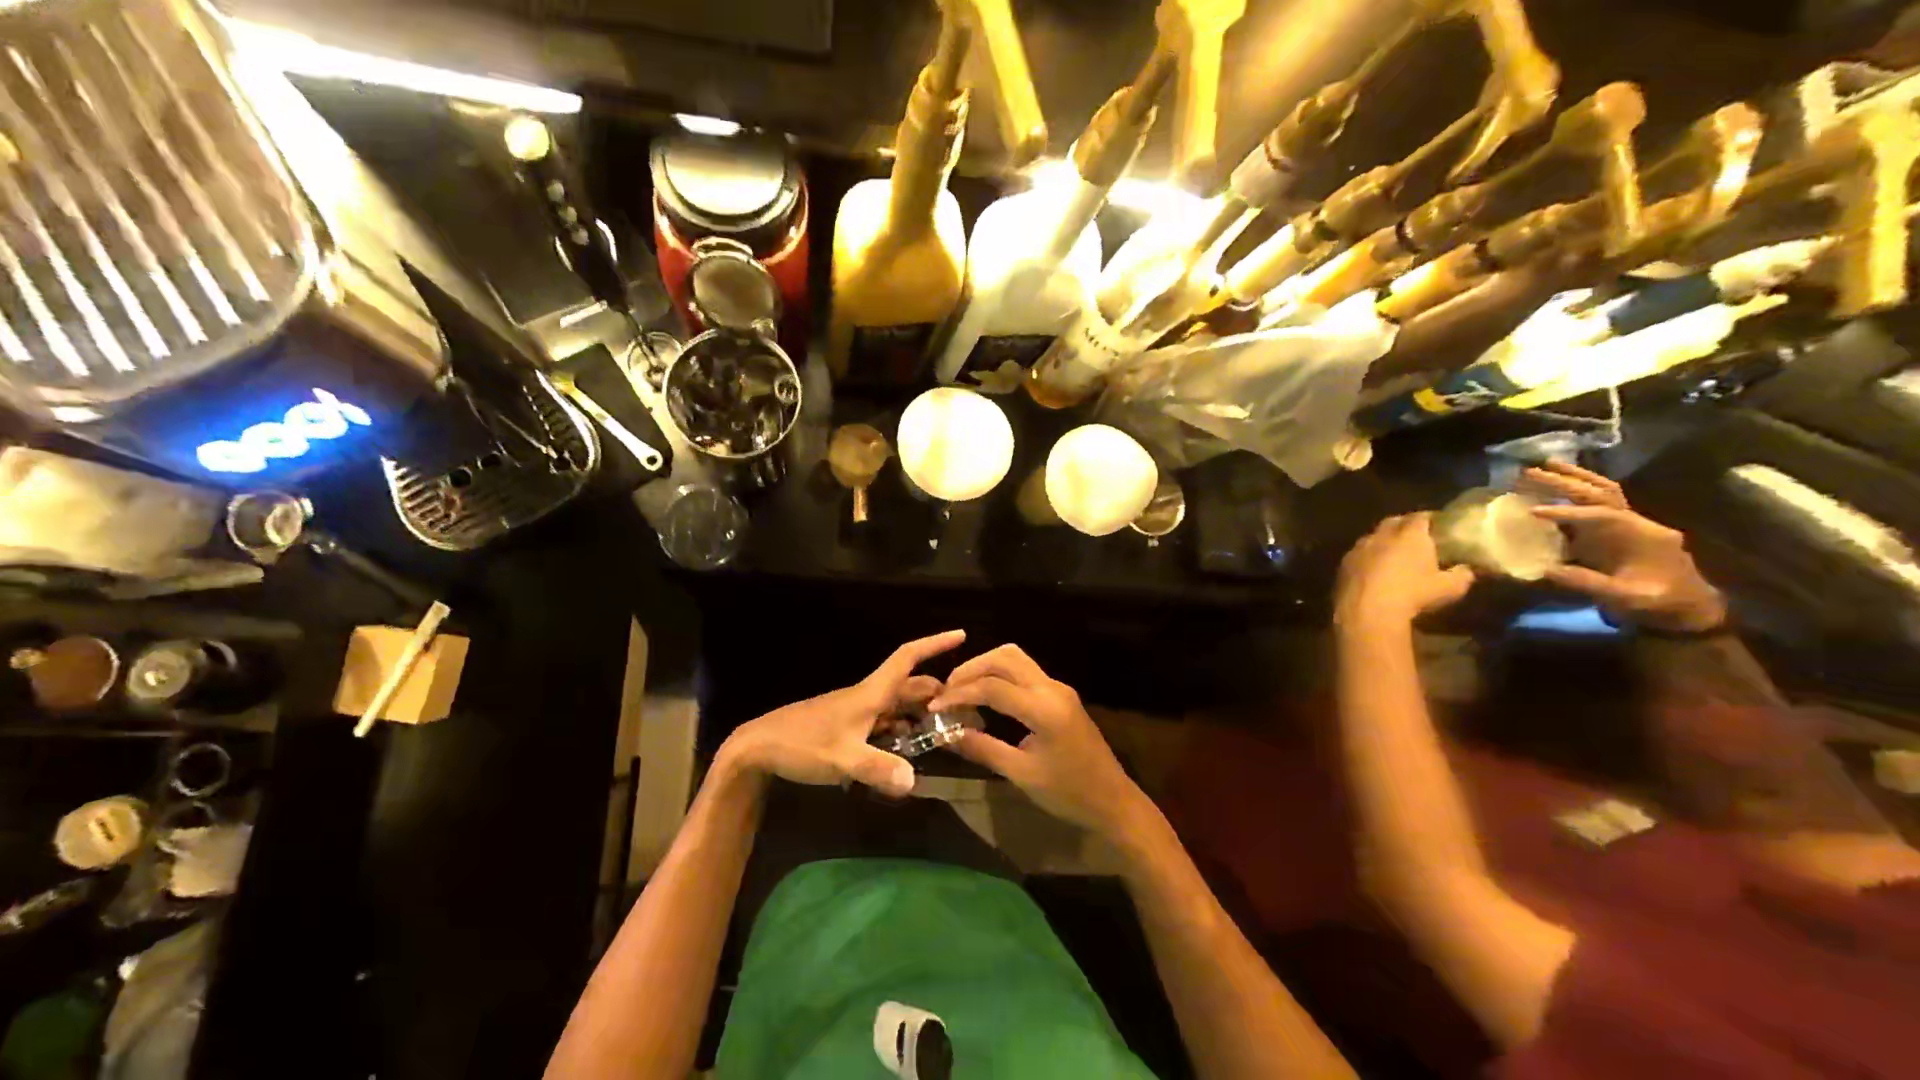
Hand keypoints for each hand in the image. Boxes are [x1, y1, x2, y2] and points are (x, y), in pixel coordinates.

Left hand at [718, 630, 965, 796]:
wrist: (758, 747)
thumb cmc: (801, 744)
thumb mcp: (841, 758)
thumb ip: (877, 768)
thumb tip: (913, 781)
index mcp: (869, 694)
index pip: (906, 659)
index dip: (934, 644)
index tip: (961, 634)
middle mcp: (865, 697)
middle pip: (908, 684)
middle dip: (936, 688)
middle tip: (963, 703)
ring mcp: (854, 712)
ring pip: (895, 703)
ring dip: (919, 709)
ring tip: (942, 726)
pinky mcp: (844, 727)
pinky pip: (882, 720)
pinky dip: (900, 726)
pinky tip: (906, 746)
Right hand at [926, 645, 1155, 840]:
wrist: (1113, 801)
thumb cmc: (1068, 793)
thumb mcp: (1021, 774)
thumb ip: (983, 749)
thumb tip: (946, 734)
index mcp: (1044, 709)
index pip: (992, 687)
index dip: (959, 694)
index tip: (934, 707)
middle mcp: (1052, 688)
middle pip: (1004, 658)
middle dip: (971, 669)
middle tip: (947, 692)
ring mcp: (1059, 689)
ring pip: (1016, 659)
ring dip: (986, 667)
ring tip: (962, 690)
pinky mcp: (1061, 695)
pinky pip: (1025, 672)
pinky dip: (1000, 676)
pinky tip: (985, 697)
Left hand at [1336, 513, 1477, 629]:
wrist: (1367, 609)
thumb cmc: (1413, 594)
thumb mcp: (1448, 588)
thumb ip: (1461, 576)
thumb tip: (1467, 570)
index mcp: (1410, 534)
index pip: (1421, 517)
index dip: (1429, 519)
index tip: (1436, 526)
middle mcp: (1382, 535)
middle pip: (1394, 522)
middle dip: (1404, 526)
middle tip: (1414, 537)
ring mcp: (1360, 547)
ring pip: (1373, 537)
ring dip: (1382, 541)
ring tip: (1391, 553)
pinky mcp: (1344, 563)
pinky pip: (1358, 554)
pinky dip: (1367, 557)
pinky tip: (1371, 569)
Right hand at [1524, 465, 1726, 632]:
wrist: (1688, 609)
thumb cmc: (1658, 603)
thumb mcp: (1626, 598)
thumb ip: (1588, 582)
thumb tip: (1546, 569)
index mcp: (1643, 535)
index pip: (1600, 515)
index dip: (1566, 513)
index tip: (1534, 511)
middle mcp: (1638, 522)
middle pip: (1600, 493)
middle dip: (1565, 482)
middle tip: (1530, 472)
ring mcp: (1632, 524)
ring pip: (1604, 491)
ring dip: (1575, 477)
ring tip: (1547, 465)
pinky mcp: (1624, 530)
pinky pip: (1603, 502)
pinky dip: (1583, 489)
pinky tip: (1563, 483)